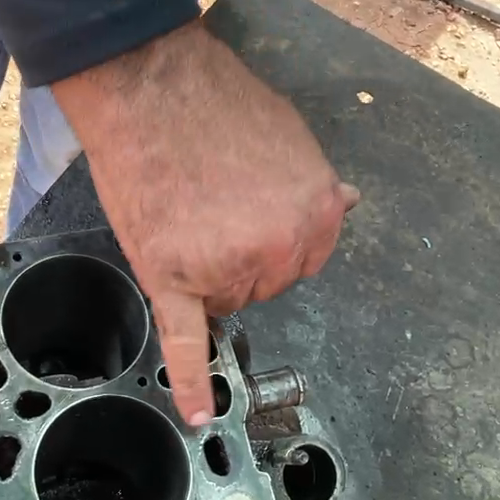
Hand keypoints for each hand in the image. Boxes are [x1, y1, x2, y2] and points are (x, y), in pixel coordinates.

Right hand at [54, 22, 358, 425]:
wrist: (150, 87)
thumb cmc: (216, 103)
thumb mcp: (290, 136)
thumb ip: (317, 183)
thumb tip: (348, 202)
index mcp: (317, 214)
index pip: (303, 260)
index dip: (270, 241)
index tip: (245, 220)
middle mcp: (282, 247)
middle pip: (264, 285)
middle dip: (240, 258)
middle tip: (208, 212)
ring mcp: (228, 268)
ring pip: (226, 302)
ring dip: (208, 276)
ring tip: (183, 220)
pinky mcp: (174, 278)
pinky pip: (187, 343)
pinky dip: (192, 382)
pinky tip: (198, 413)